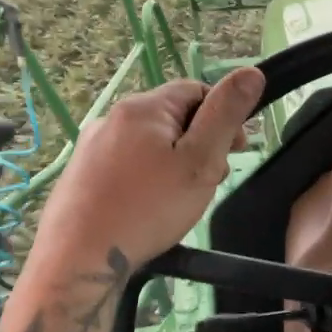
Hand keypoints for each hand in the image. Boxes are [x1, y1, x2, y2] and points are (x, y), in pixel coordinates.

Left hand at [31, 67, 263, 269]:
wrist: (80, 259)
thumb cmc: (150, 207)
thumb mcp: (201, 159)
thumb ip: (226, 114)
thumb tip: (251, 72)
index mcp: (143, 108)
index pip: (197, 90)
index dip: (224, 115)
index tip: (236, 150)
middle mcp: (112, 118)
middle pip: (174, 116)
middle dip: (202, 142)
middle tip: (212, 179)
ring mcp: (92, 146)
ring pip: (152, 141)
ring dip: (178, 161)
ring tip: (185, 197)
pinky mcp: (82, 173)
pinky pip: (129, 162)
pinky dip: (151, 176)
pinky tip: (154, 205)